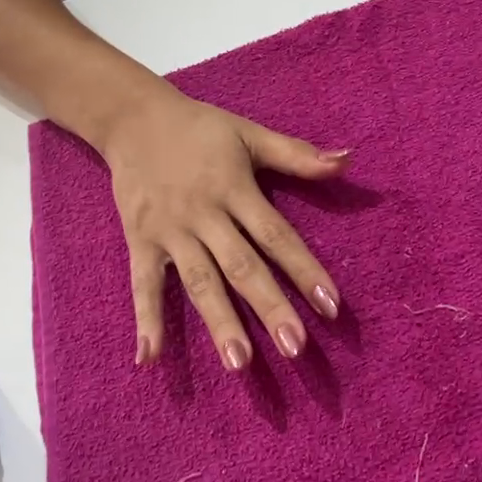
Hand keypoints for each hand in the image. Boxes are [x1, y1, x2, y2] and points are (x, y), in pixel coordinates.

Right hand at [99, 92, 347, 370]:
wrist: (133, 118)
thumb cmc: (201, 129)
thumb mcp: (250, 134)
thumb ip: (297, 154)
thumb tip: (347, 159)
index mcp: (235, 189)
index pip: (276, 235)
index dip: (304, 268)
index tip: (331, 305)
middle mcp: (204, 215)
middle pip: (241, 266)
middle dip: (269, 306)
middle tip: (295, 347)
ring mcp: (170, 231)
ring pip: (198, 281)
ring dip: (219, 321)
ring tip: (240, 363)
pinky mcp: (139, 241)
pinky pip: (142, 284)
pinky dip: (146, 319)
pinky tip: (150, 358)